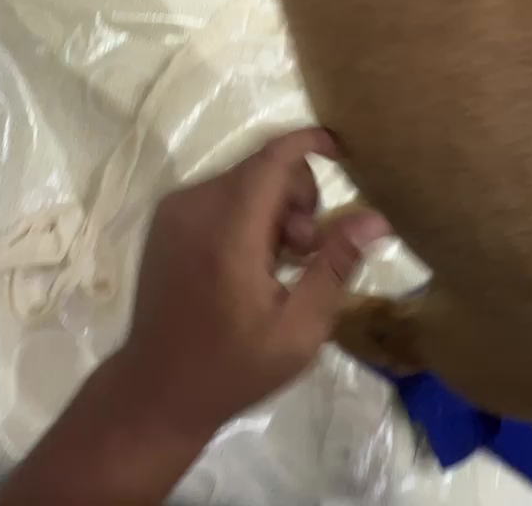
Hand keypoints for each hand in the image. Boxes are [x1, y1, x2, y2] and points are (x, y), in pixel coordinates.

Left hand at [110, 128, 391, 437]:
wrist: (157, 389)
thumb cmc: (234, 366)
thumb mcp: (299, 329)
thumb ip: (335, 265)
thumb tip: (374, 218)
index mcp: (228, 229)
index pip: (273, 158)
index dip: (310, 143)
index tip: (342, 150)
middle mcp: (195, 204)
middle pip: (262, 168)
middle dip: (297, 198)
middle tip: (304, 253)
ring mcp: (174, 208)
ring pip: (242, 179)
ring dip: (271, 208)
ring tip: (275, 266)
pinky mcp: (165, 217)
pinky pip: (219, 193)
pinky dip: (244, 212)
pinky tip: (248, 261)